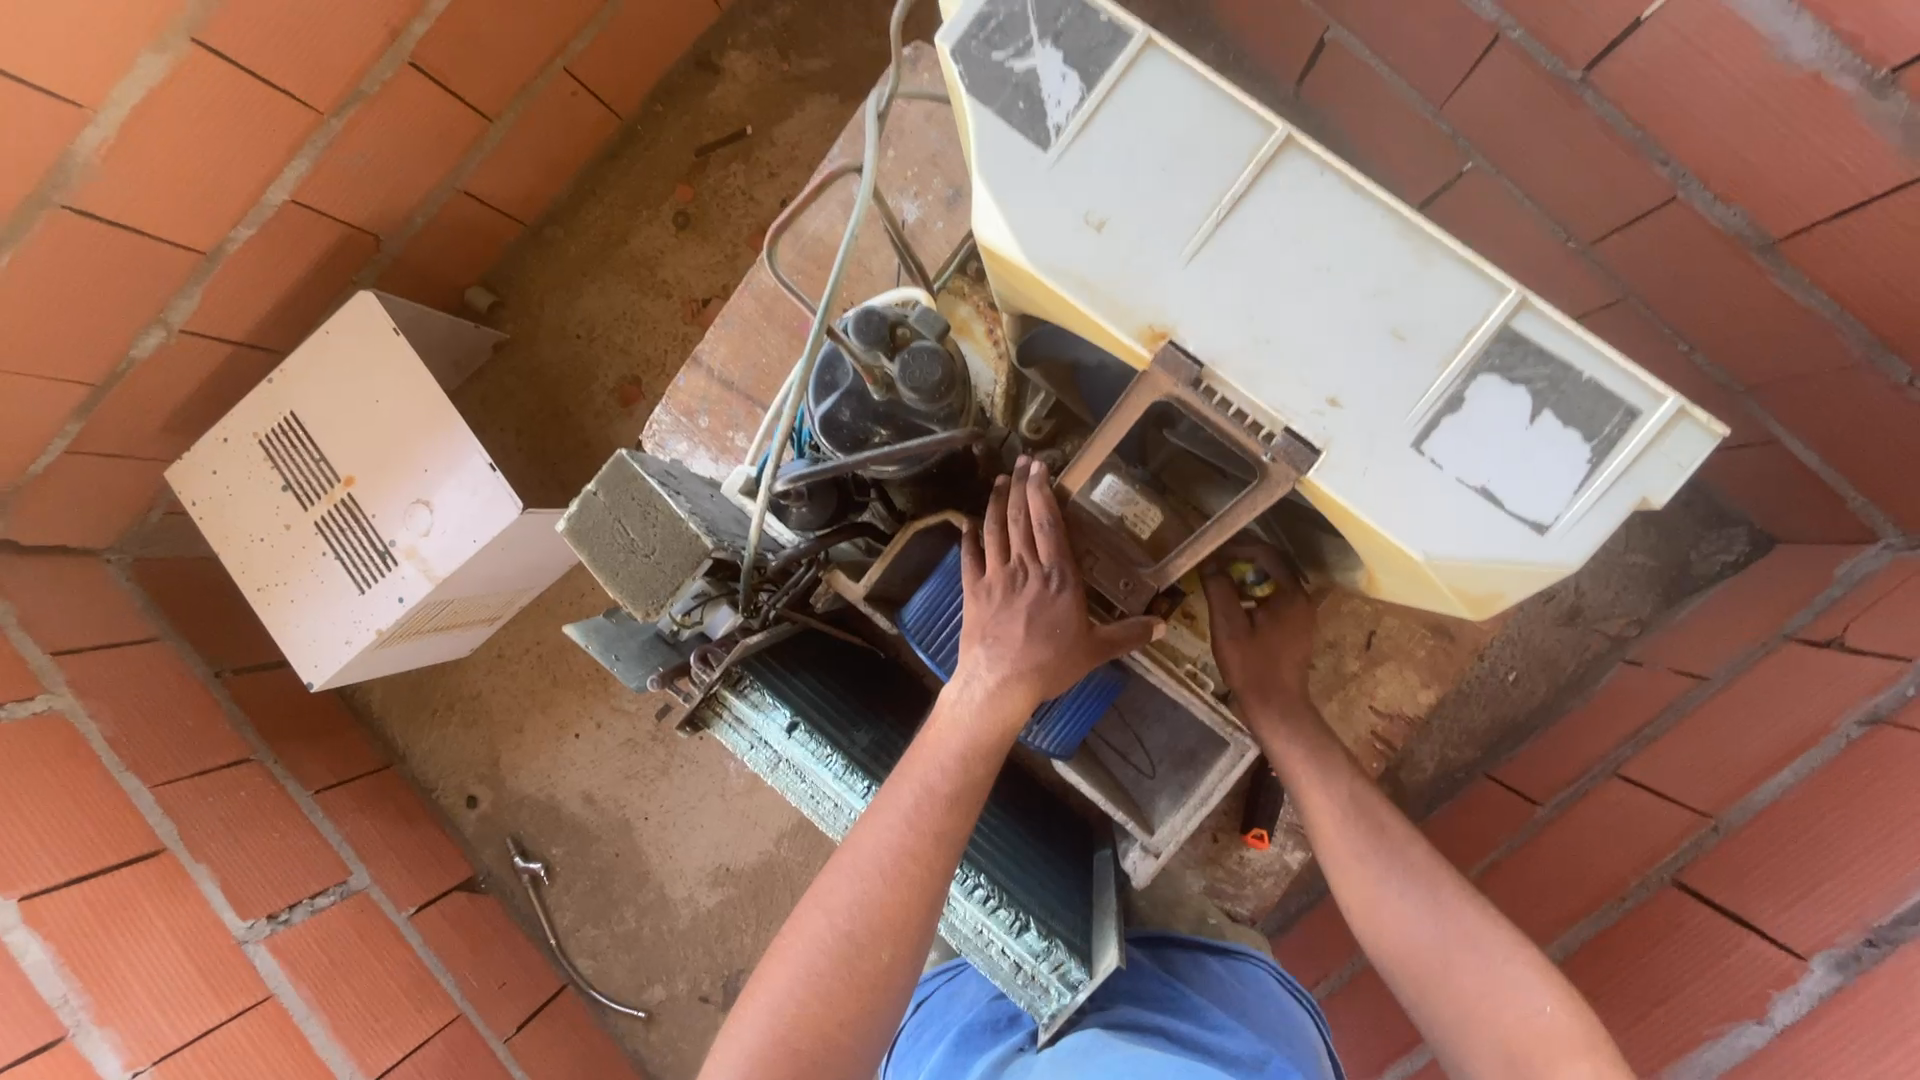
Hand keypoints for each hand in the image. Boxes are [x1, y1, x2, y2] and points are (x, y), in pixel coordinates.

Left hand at [954, 456, 1162, 719]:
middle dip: (1021, 486)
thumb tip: (1163, 626)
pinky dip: (969, 538)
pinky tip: (967, 523)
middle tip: (1021, 461)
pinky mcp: (973, 591)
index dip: (1044, 491)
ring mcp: (996, 576)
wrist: (999, 683)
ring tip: (999, 481)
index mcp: (1059, 576)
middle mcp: (1026, 567)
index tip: (1041, 468)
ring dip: (996, 502)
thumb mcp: (1095, 651)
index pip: (1050, 522)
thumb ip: (1127, 634)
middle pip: (1021, 518)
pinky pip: (970, 557)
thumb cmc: (1050, 665)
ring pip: (995, 530)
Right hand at [1202, 544, 1321, 732]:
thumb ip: (1219, 589)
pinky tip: (1236, 602)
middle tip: (1214, 560)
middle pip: (1273, 564)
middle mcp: (1302, 598)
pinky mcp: (1297, 626)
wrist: (1276, 706)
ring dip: (1248, 574)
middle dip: (1243, 557)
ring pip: (1274, 580)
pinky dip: (1255, 591)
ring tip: (1220, 578)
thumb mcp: (1228, 625)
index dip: (1237, 546)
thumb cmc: (1251, 666)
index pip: (1266, 553)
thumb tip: (1209, 562)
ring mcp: (1302, 613)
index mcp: (1289, 594)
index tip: (1212, 551)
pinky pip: (1276, 597)